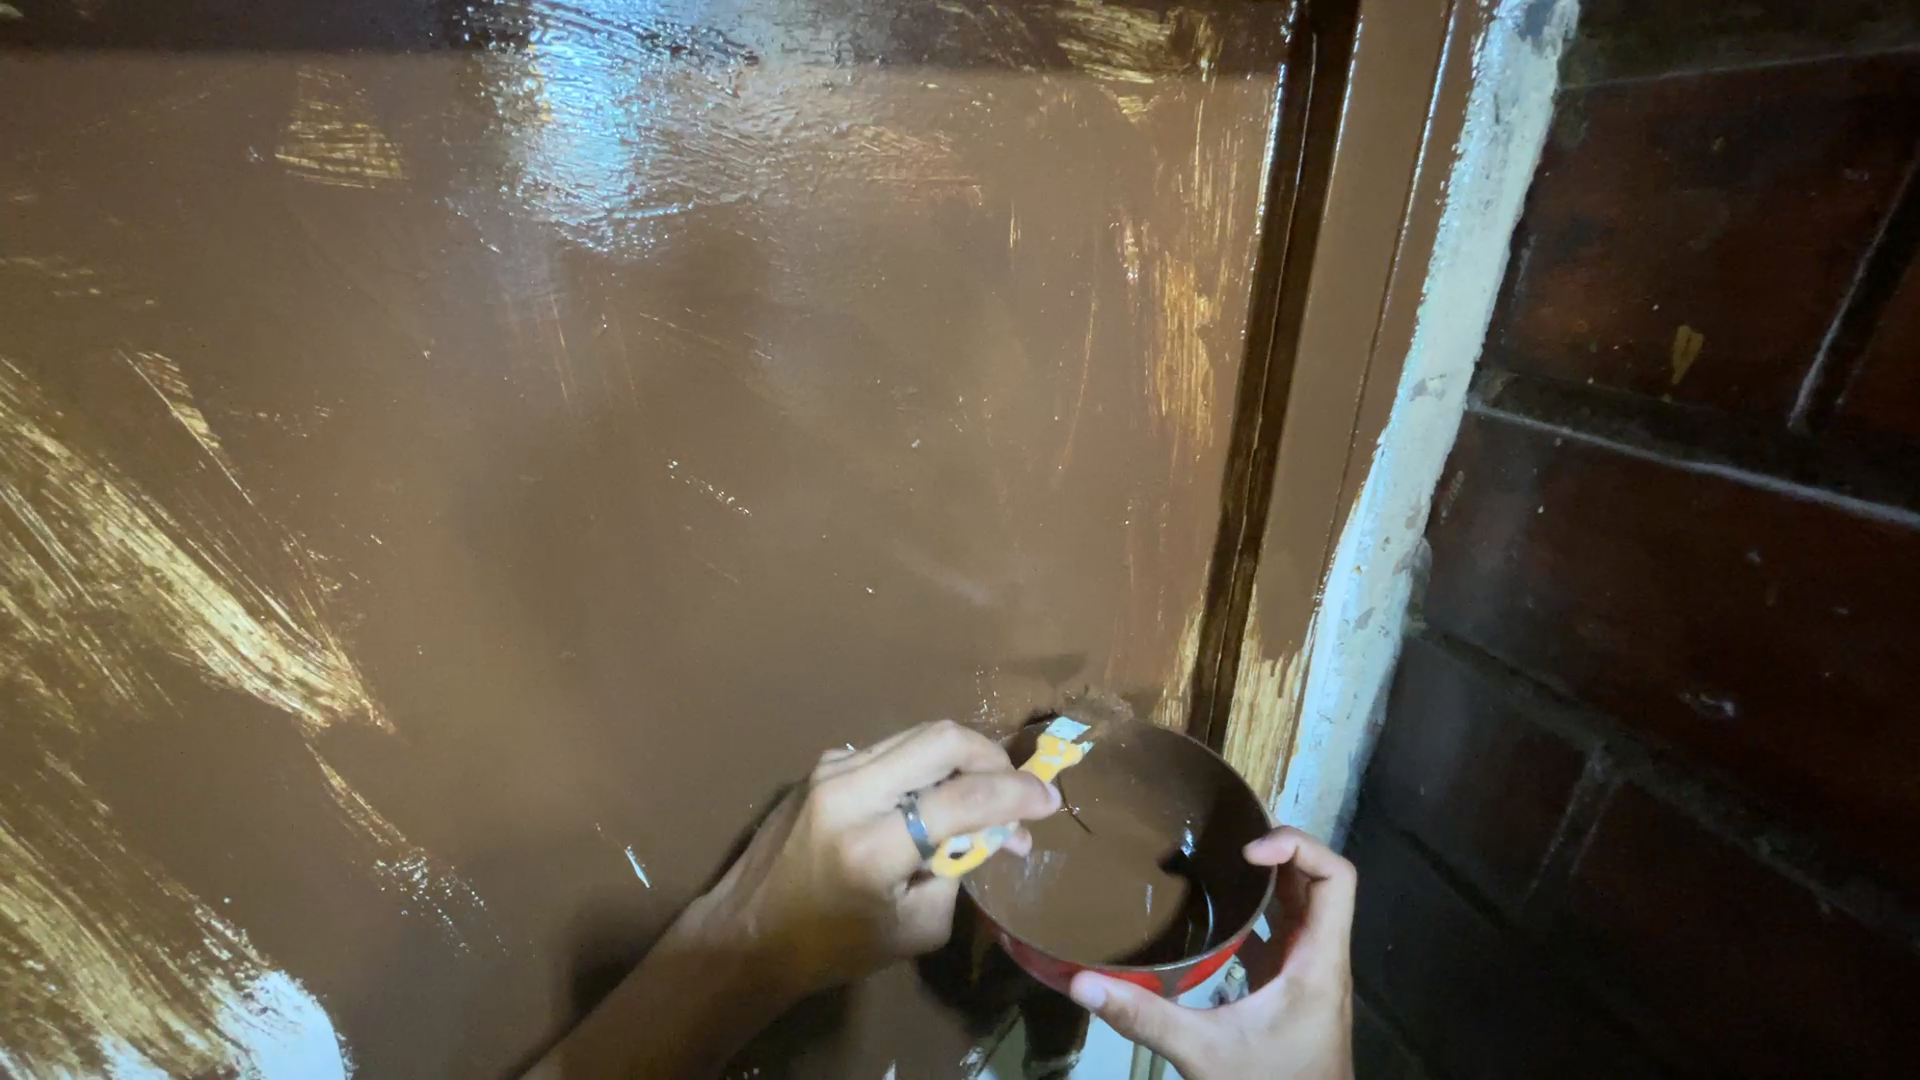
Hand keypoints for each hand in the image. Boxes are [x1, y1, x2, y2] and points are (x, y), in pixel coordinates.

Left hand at [682, 719, 1061, 999]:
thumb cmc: (830, 947)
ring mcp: (831, 768)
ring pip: (917, 735)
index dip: (1016, 794)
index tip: (1049, 799)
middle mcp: (849, 790)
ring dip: (960, 758)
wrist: (744, 933)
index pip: (964, 799)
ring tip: (981, 791)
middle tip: (1014, 786)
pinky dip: (924, 765)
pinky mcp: (823, 763)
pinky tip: (930, 796)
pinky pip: (891, 749)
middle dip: (991, 756)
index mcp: (872, 845)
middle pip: (942, 738)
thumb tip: (995, 830)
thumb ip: (959, 870)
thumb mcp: (913, 928)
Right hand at [1067, 826, 1355, 1079]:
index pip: (1336, 877)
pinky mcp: (1286, 984)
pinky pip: (1277, 925)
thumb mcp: (1204, 1055)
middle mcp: (1319, 956)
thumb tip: (1081, 981)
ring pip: (1298, 900)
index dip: (1297, 846)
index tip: (1246, 850)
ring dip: (1264, 871)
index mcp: (1317, 961)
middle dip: (1275, 845)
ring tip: (1212, 849)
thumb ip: (1145, 1017)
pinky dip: (1250, 904)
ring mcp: (1305, 970)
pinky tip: (1207, 903)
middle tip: (1221, 829)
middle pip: (1316, 878)